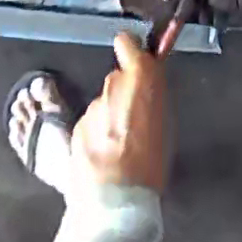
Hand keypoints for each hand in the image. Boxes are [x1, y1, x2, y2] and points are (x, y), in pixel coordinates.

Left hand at [70, 33, 170, 193]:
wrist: (115, 198)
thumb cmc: (152, 158)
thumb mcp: (166, 119)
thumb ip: (153, 94)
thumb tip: (147, 86)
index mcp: (141, 78)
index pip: (127, 43)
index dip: (131, 48)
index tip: (136, 58)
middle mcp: (113, 85)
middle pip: (117, 77)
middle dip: (124, 91)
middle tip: (135, 115)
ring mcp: (91, 108)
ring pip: (104, 102)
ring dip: (110, 114)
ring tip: (120, 142)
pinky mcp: (75, 129)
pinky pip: (91, 123)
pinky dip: (96, 133)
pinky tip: (104, 154)